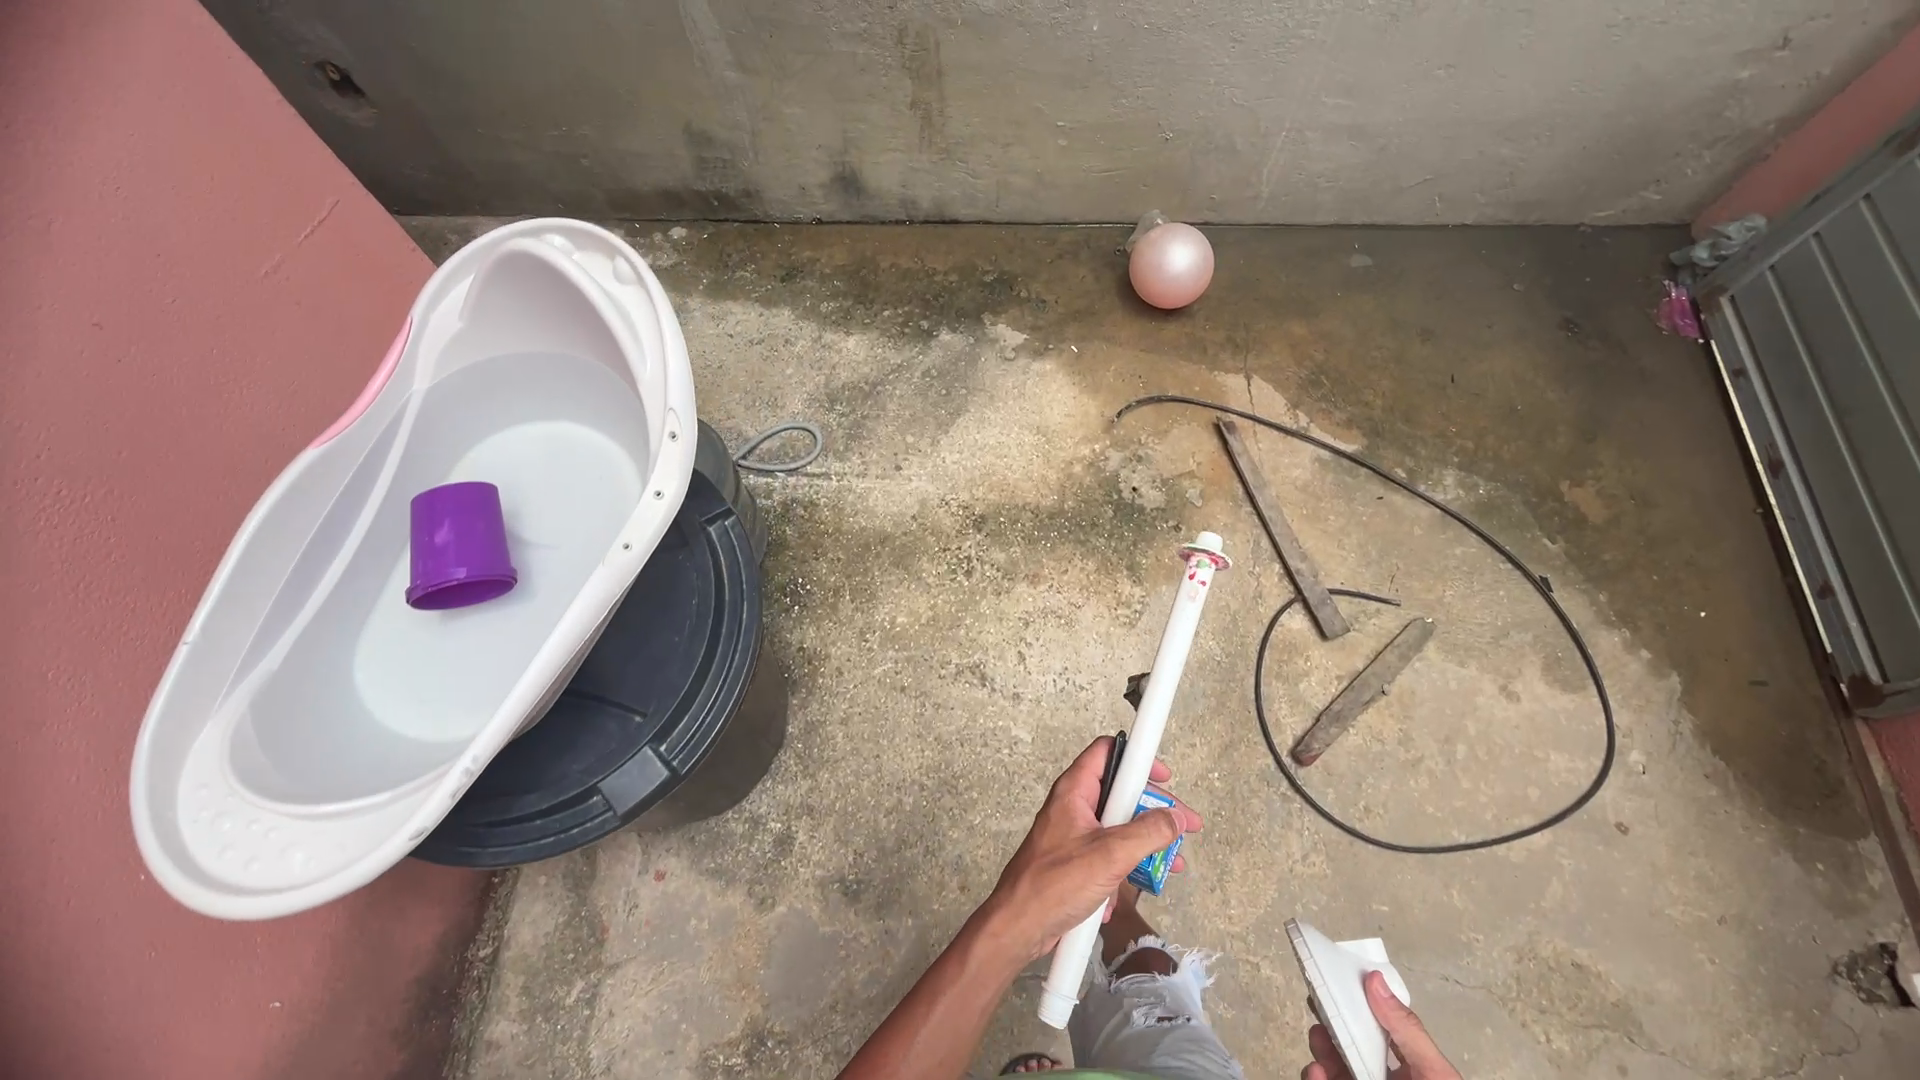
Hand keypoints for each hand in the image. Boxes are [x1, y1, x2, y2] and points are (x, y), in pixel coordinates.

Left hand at [984, 736, 1201, 959]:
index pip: (1107, 752)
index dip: (1137, 758)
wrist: (1020, 927)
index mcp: (1074, 792)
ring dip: (1146, 846)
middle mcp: (1074, 808)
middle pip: (1122, 794)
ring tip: (1171, 865)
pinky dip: (1124, 871)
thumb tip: (1174, 817)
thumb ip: (1147, 832)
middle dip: (1155, 811)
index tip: (1164, 777)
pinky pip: (1110, 856)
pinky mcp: (1077, 862)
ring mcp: (1075, 836)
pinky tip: (1125, 894)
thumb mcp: (1110, 854)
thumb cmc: (1052, 886)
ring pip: (1120, 829)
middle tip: (1183, 826)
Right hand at [1304, 971, 1460, 1079]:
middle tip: (1319, 1014)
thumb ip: (1406, 1030)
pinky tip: (1317, 1074)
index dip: (1357, 1005)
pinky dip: (1316, 1077)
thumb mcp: (1434, 1073)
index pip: (1380, 1029)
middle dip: (1330, 1027)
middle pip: (1349, 1046)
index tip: (1335, 983)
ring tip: (1317, 1049)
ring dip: (1320, 1054)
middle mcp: (1385, 1079)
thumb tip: (1374, 979)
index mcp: (1412, 1069)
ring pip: (1331, 1068)